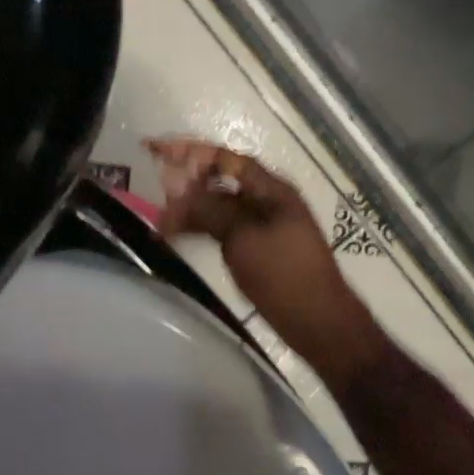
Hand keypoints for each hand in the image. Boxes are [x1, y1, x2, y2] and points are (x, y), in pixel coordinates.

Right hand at [143, 137, 378, 379]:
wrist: (320, 325)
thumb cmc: (285, 275)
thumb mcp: (243, 238)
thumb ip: (209, 209)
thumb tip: (178, 184)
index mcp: (271, 189)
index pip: (224, 157)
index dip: (189, 151)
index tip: (156, 149)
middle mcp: (267, 200)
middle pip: (220, 179)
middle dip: (185, 181)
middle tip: (153, 188)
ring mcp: (262, 225)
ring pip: (218, 206)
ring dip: (189, 208)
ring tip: (159, 219)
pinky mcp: (257, 249)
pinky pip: (222, 227)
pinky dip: (199, 228)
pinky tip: (176, 235)